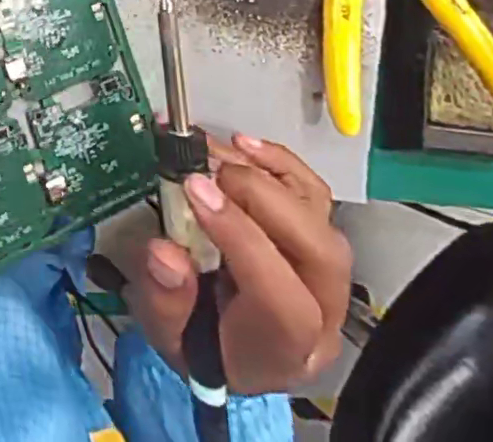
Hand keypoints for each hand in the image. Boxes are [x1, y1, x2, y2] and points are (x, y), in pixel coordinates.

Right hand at [129, 134, 350, 394]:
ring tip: (212, 150)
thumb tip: (164, 251)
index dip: (242, 238)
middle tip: (203, 171)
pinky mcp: (316, 238)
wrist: (224, 345)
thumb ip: (165, 299)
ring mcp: (327, 274)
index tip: (193, 191)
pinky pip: (314, 195)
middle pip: (319, 251)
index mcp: (283, 347)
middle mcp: (322, 311)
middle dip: (260, 198)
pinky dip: (280, 163)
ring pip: (321, 218)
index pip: (285, 298)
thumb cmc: (195, 343)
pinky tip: (243, 144)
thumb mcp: (165, 334)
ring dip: (267, 173)